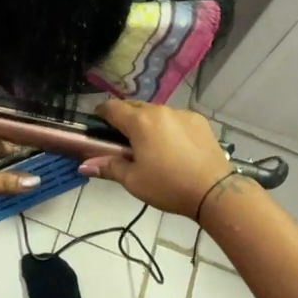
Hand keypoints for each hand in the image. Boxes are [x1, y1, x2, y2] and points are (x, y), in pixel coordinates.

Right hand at [79, 100, 232, 218]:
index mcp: (140, 122)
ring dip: (149, 122)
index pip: (112, 107)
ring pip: (156, 112)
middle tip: (123, 139)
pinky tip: (175, 147)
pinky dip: (170, 127)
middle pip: (134, 107)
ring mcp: (181, 113)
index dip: (101, 112)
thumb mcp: (134, 181)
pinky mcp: (199, 120)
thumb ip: (109, 167)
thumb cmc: (168, 186)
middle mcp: (159, 110)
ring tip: (152, 145)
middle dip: (125, 118)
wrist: (213, 190)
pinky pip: (176, 118)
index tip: (98, 122)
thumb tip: (84, 166)